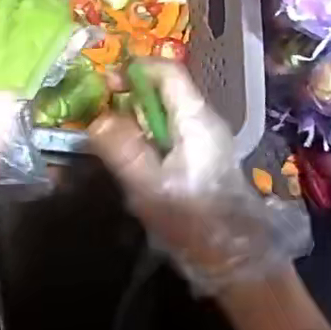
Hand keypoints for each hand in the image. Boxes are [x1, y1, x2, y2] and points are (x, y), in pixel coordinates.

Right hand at [89, 61, 311, 290]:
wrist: (233, 260)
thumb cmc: (193, 219)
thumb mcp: (149, 185)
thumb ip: (122, 149)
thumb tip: (97, 119)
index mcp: (195, 119)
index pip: (167, 72)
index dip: (135, 69)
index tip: (105, 82)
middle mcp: (203, 121)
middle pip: (164, 90)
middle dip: (129, 95)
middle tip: (100, 112)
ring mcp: (203, 140)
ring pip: (163, 113)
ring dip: (134, 118)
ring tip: (110, 138)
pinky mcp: (200, 158)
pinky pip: (167, 133)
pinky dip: (145, 135)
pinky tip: (131, 159)